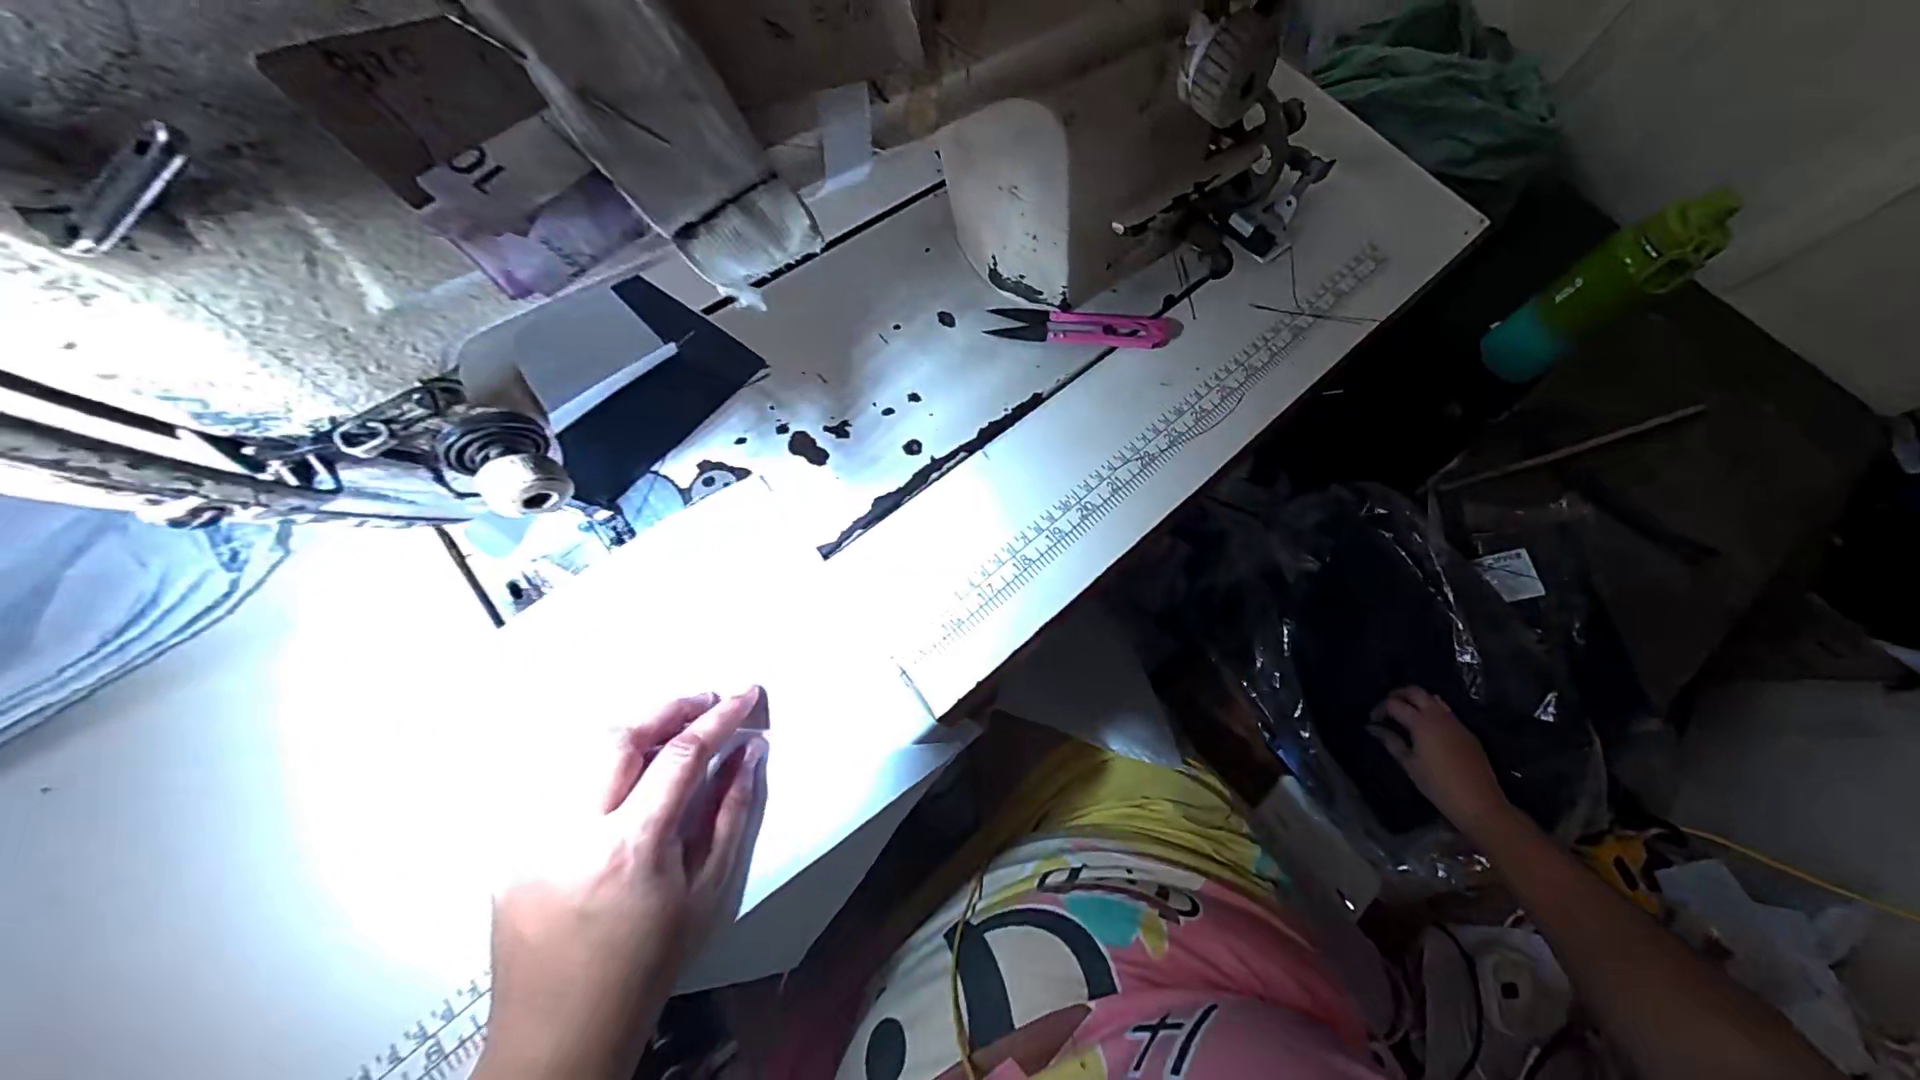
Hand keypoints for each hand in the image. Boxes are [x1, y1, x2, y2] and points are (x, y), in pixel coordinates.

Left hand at [476, 689, 766, 1079]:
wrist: (563, 1028)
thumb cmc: (649, 963)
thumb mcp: (708, 890)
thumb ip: (731, 810)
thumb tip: (748, 753)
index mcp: (631, 847)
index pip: (680, 756)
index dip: (719, 718)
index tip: (744, 695)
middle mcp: (573, 833)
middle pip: (621, 736)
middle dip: (670, 708)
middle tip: (707, 701)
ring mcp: (534, 839)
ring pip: (584, 752)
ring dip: (635, 729)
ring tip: (673, 727)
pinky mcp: (513, 850)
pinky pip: (563, 784)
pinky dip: (603, 763)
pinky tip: (628, 770)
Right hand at [1368, 686, 1513, 835]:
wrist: (1479, 802)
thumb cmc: (1437, 785)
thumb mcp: (1408, 763)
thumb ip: (1390, 740)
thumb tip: (1373, 727)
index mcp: (1422, 723)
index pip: (1394, 703)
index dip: (1380, 709)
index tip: (1373, 721)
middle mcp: (1440, 716)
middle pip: (1415, 691)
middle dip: (1398, 695)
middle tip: (1387, 709)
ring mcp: (1457, 723)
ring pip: (1434, 699)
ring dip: (1417, 701)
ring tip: (1406, 716)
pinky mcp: (1467, 732)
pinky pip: (1447, 712)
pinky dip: (1432, 712)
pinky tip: (1426, 729)